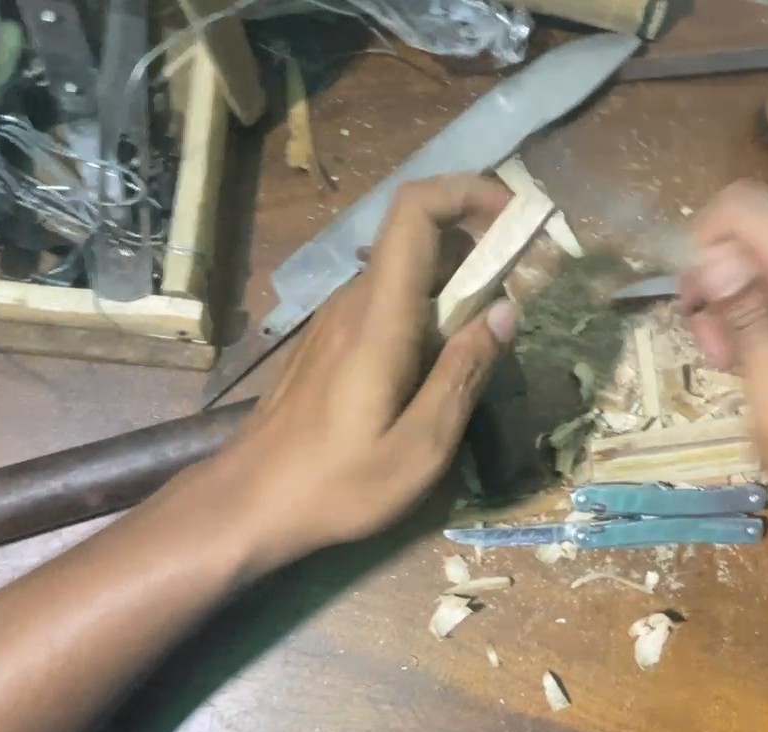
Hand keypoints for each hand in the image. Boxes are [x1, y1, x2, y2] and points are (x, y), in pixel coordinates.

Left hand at [149, 175, 518, 574]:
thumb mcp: (420, 447)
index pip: (415, 211)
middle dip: (477, 254)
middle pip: (420, 241)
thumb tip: (505, 311)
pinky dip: (427, 318)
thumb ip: (464, 374)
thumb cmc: (337, 485)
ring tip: (480, 352)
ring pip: (407, 277)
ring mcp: (336, 321)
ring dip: (454, 293)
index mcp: (379, 317)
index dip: (468, 191)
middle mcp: (354, 303)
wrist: (251, 502)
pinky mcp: (330, 344)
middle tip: (512, 310)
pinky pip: (388, 307)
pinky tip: (436, 374)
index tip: (515, 218)